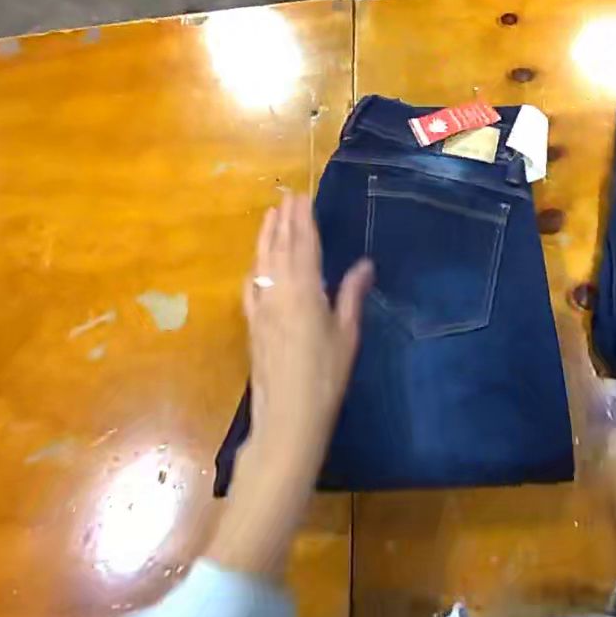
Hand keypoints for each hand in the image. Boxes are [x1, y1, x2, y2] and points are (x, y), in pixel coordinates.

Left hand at [208, 191, 370, 577]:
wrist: (287, 420)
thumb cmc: (325, 377)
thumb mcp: (347, 335)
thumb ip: (351, 295)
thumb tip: (364, 264)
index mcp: (305, 291)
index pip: (303, 245)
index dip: (303, 219)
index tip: (302, 196)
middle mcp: (279, 292)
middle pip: (280, 248)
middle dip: (284, 220)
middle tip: (286, 196)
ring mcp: (261, 308)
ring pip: (262, 263)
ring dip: (266, 237)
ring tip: (269, 215)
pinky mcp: (252, 326)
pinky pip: (251, 287)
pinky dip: (255, 268)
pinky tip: (255, 265)